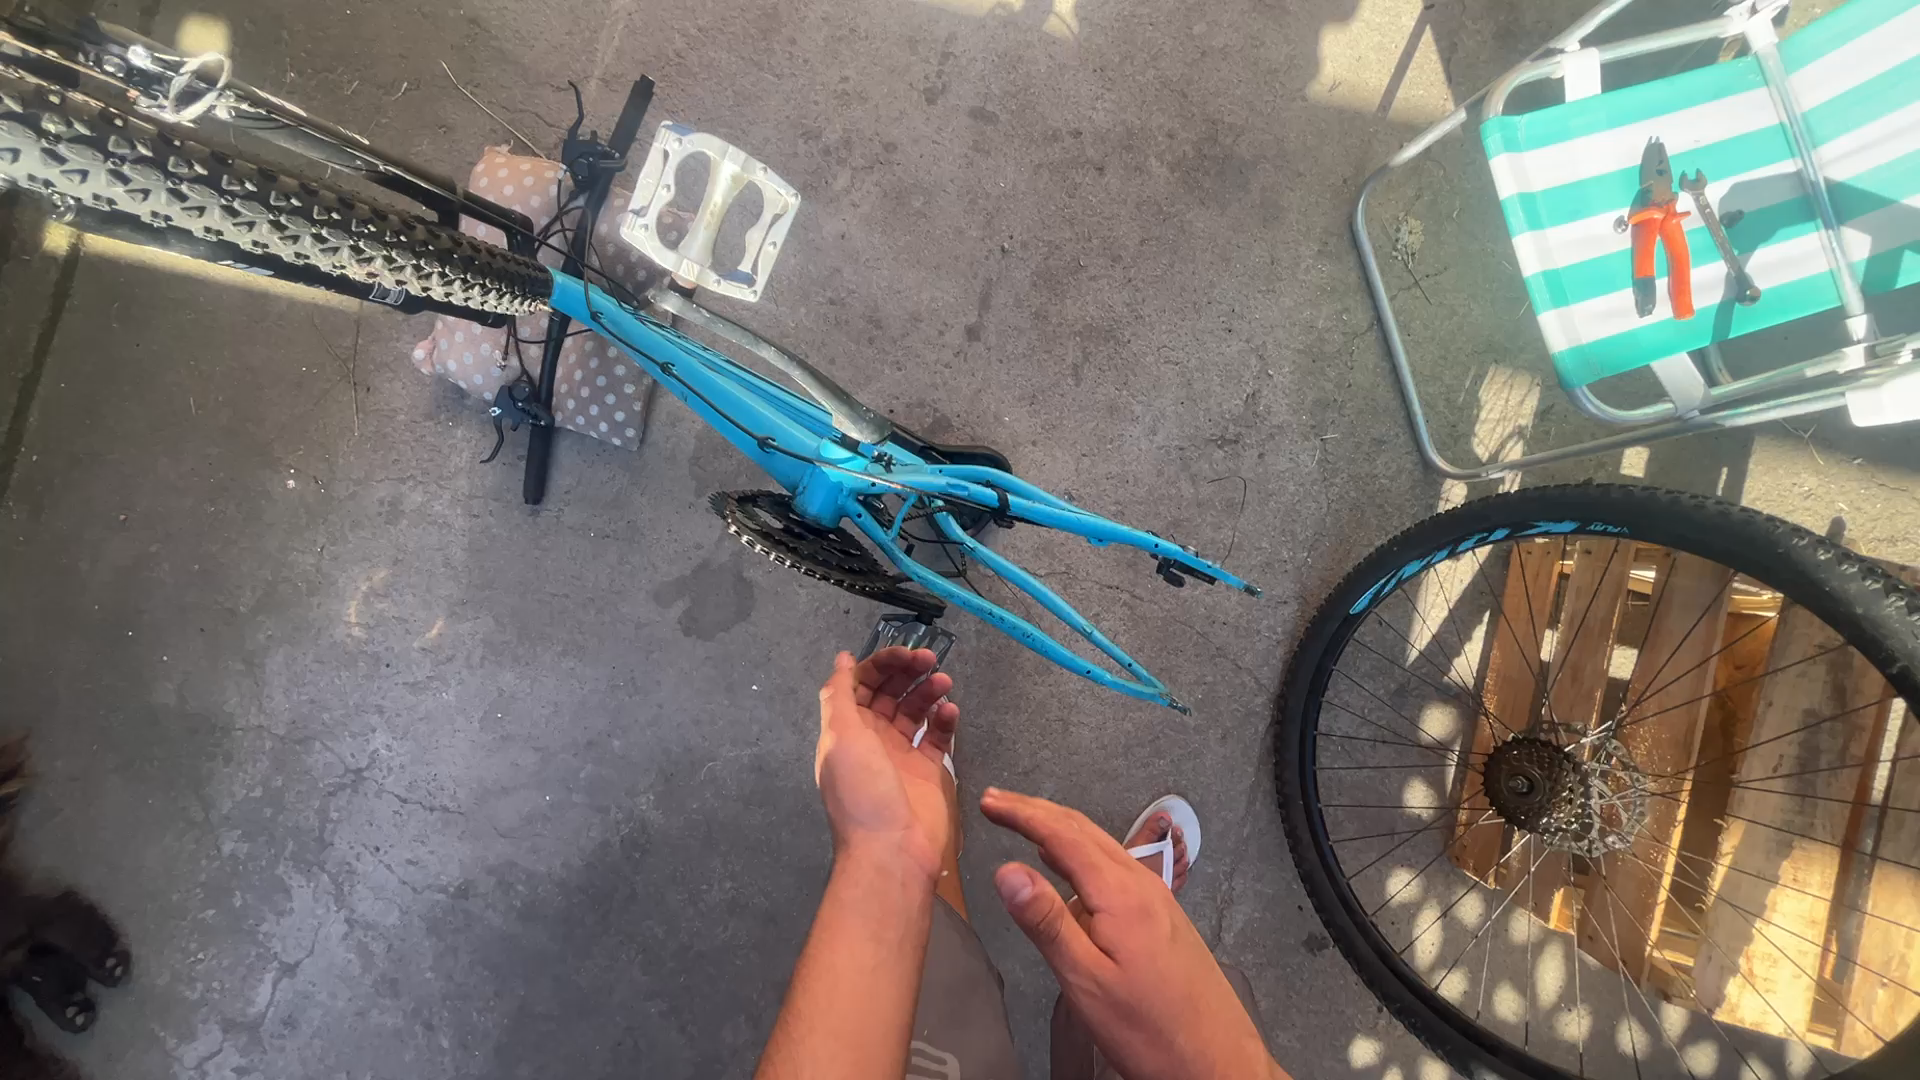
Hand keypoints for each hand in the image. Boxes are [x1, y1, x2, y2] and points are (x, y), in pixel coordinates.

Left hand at [814, 648, 959, 883]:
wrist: (892, 851)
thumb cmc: (863, 790)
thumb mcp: (840, 736)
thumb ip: (839, 693)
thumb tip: (842, 658)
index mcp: (847, 728)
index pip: (862, 683)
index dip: (882, 664)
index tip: (906, 654)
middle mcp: (872, 737)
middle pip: (890, 692)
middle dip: (907, 672)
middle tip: (930, 659)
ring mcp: (901, 754)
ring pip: (915, 709)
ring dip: (928, 691)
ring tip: (944, 682)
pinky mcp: (928, 770)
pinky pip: (938, 736)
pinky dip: (944, 720)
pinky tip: (951, 711)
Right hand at [981, 789, 1284, 1079]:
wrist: (1223, 1066)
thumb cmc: (1149, 1029)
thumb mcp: (1088, 982)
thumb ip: (1047, 923)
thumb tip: (1005, 868)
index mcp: (1119, 891)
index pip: (1061, 834)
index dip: (1021, 813)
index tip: (987, 800)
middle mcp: (1139, 880)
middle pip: (1081, 828)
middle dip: (1035, 810)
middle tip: (995, 801)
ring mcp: (1154, 895)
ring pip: (1099, 844)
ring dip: (1057, 827)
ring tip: (1022, 822)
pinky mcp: (1161, 913)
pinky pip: (1112, 864)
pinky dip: (1079, 851)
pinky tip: (1066, 866)